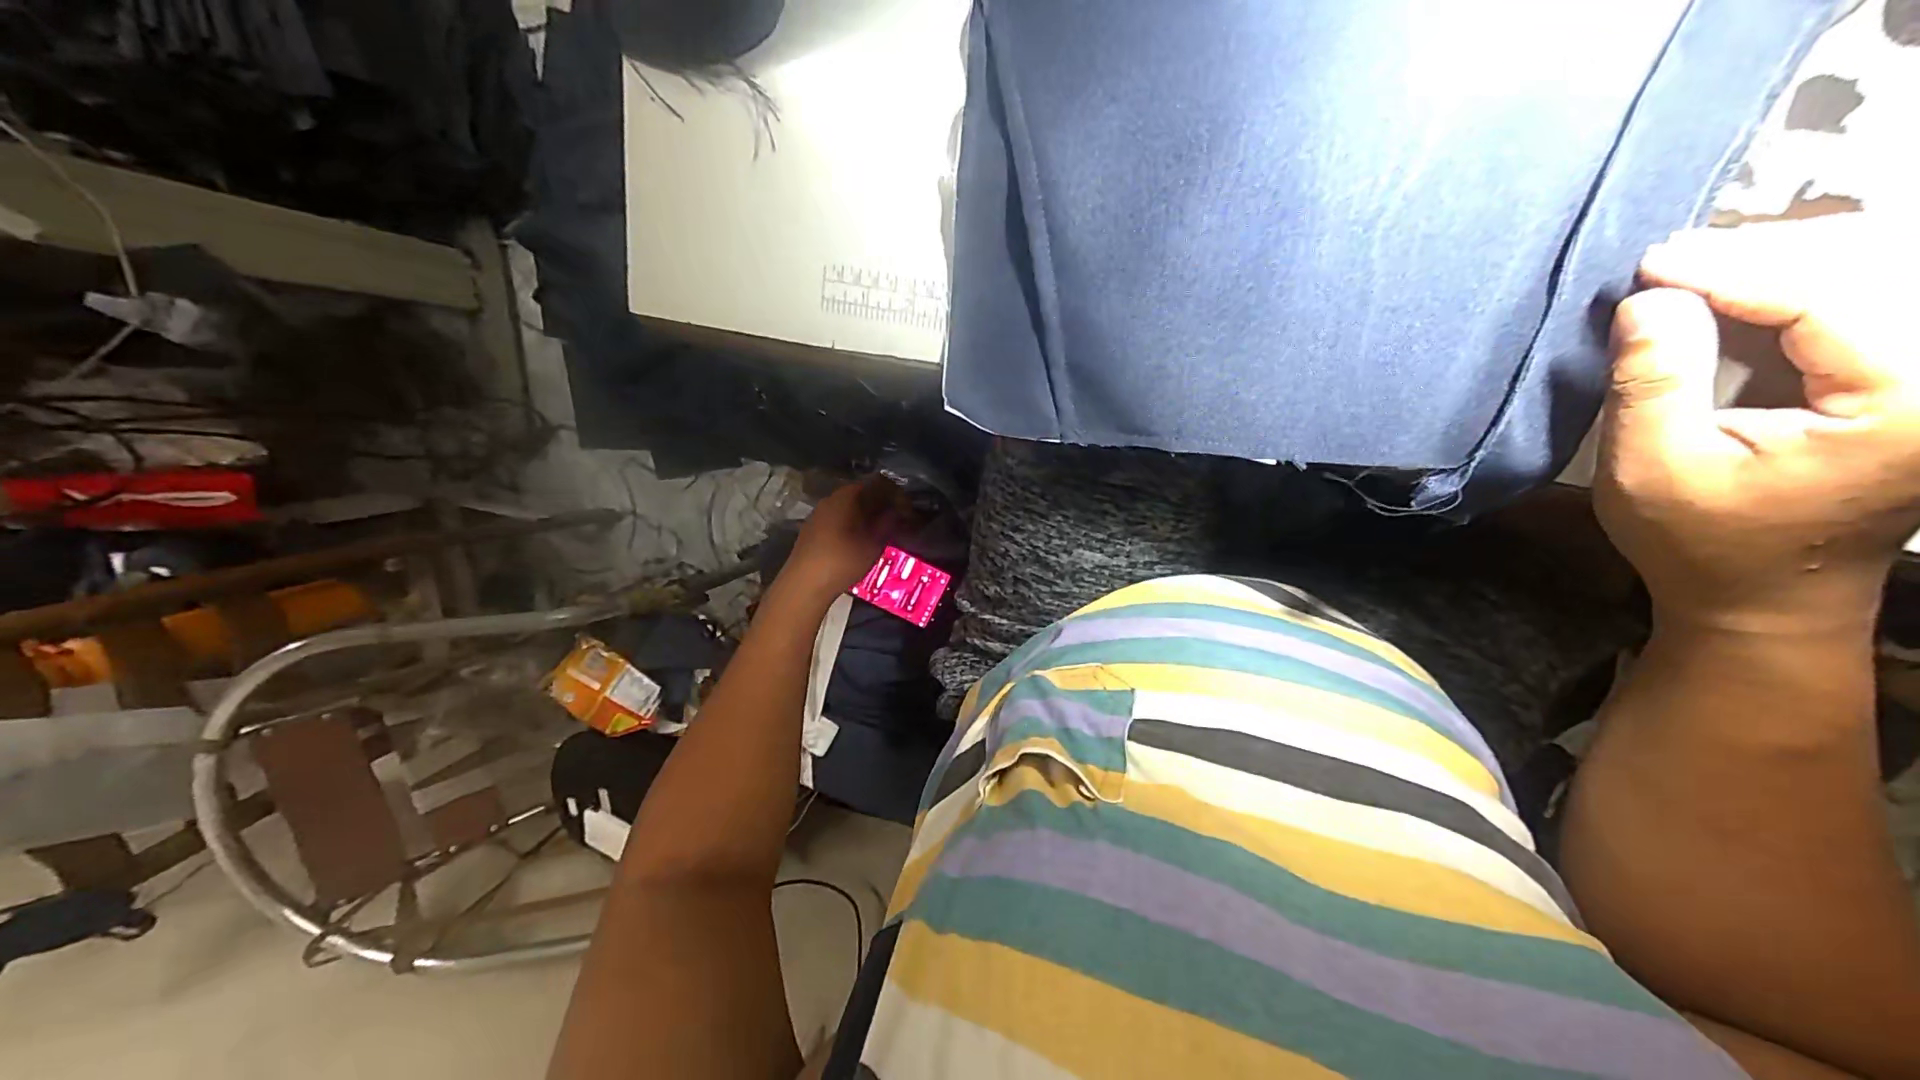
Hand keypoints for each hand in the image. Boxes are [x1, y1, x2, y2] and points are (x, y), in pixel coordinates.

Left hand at [775, 476, 897, 602]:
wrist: (804, 584)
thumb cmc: (843, 560)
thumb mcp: (873, 543)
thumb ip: (887, 523)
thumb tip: (897, 512)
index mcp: (847, 496)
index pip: (879, 484)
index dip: (897, 496)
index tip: (907, 512)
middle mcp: (831, 498)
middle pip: (862, 494)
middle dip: (881, 505)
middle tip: (897, 522)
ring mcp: (818, 513)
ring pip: (849, 507)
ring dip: (866, 516)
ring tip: (880, 533)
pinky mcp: (811, 529)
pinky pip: (838, 518)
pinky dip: (852, 524)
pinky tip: (858, 541)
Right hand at [1595, 215, 1919, 632]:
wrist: (1762, 595)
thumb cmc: (1698, 542)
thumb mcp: (1650, 466)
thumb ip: (1653, 380)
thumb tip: (1648, 299)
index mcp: (1905, 406)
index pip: (1829, 300)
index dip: (1733, 270)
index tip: (1650, 262)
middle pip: (1868, 276)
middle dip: (1760, 259)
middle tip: (1666, 262)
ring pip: (1871, 283)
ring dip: (1778, 268)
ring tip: (1693, 271)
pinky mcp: (1904, 384)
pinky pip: (1860, 312)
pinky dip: (1793, 293)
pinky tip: (1734, 295)